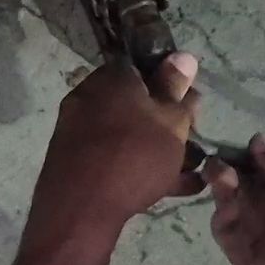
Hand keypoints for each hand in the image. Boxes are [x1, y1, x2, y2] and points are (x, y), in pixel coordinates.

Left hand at [28, 54, 201, 239]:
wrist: (80, 208)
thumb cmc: (134, 155)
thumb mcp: (169, 121)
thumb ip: (177, 90)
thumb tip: (183, 56)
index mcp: (111, 76)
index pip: (145, 68)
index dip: (172, 88)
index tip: (190, 112)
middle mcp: (88, 96)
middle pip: (136, 105)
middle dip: (167, 125)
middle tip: (191, 146)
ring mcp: (77, 130)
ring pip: (127, 135)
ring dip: (159, 151)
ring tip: (189, 175)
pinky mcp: (73, 161)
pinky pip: (113, 158)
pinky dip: (139, 168)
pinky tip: (170, 189)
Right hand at [203, 136, 264, 264]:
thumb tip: (260, 141)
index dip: (255, 157)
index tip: (238, 141)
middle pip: (250, 189)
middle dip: (234, 171)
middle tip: (219, 157)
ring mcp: (263, 242)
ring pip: (236, 210)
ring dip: (225, 191)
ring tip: (219, 173)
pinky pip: (230, 238)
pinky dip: (223, 218)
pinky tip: (223, 203)